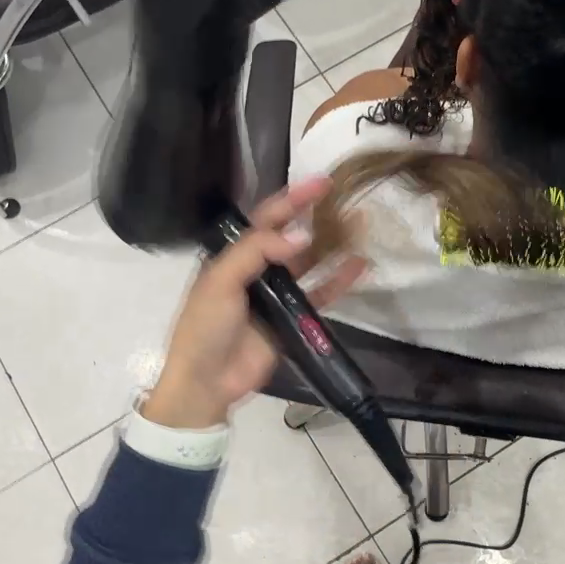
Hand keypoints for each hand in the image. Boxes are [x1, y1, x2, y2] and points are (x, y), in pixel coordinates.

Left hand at [142, 179, 367, 429]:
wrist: (206, 381)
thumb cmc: (205, 327)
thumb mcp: (221, 282)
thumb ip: (256, 251)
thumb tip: (302, 235)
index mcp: (232, 257)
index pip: (265, 219)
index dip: (291, 199)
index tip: (319, 182)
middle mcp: (257, 270)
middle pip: (291, 237)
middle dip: (316, 217)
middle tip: (345, 198)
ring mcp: (277, 296)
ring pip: (309, 264)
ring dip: (332, 246)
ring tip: (360, 227)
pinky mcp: (293, 320)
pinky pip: (320, 296)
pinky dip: (338, 281)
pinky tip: (359, 266)